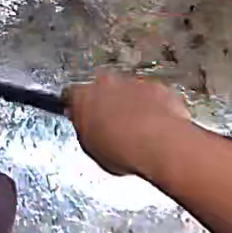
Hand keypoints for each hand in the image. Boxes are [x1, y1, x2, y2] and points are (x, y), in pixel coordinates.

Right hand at [63, 73, 194, 177]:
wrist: (160, 144)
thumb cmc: (123, 149)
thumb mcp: (91, 149)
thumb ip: (85, 132)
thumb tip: (87, 133)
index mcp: (82, 96)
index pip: (71, 95)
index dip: (77, 107)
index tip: (82, 117)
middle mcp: (105, 83)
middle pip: (101, 88)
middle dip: (106, 103)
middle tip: (112, 126)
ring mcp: (131, 83)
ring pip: (127, 90)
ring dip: (131, 105)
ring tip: (138, 132)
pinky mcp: (157, 88)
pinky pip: (152, 95)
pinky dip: (154, 107)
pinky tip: (157, 128)